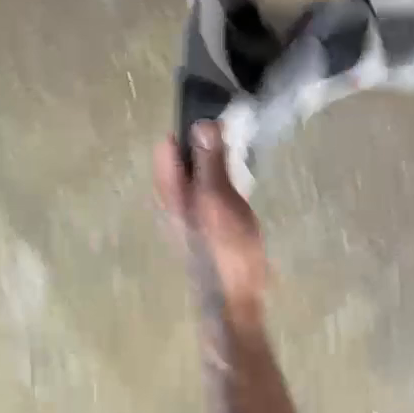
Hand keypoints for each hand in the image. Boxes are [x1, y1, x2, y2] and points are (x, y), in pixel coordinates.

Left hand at [157, 122, 269, 324]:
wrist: (236, 299)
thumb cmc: (224, 250)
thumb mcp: (217, 201)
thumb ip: (210, 163)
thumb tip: (203, 124)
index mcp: (171, 194)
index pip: (167, 148)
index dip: (189, 127)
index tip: (217, 113)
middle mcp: (178, 200)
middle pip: (184, 157)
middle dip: (205, 138)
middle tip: (234, 122)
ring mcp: (196, 212)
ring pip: (201, 170)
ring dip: (217, 154)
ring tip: (242, 139)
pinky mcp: (214, 221)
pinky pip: (215, 185)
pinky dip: (226, 171)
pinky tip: (245, 171)